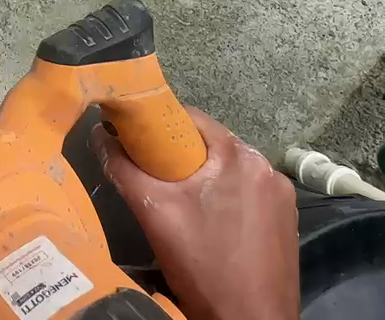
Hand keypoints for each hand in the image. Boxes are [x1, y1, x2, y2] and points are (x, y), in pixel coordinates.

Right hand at [91, 107, 297, 319]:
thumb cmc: (202, 266)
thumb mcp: (153, 210)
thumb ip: (122, 167)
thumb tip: (98, 133)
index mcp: (240, 156)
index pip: (188, 118)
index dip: (156, 125)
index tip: (134, 140)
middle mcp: (268, 168)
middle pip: (208, 143)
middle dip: (178, 154)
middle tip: (152, 175)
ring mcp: (282, 196)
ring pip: (226, 168)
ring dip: (201, 176)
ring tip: (176, 199)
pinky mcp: (287, 221)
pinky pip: (245, 191)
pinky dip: (223, 195)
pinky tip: (207, 220)